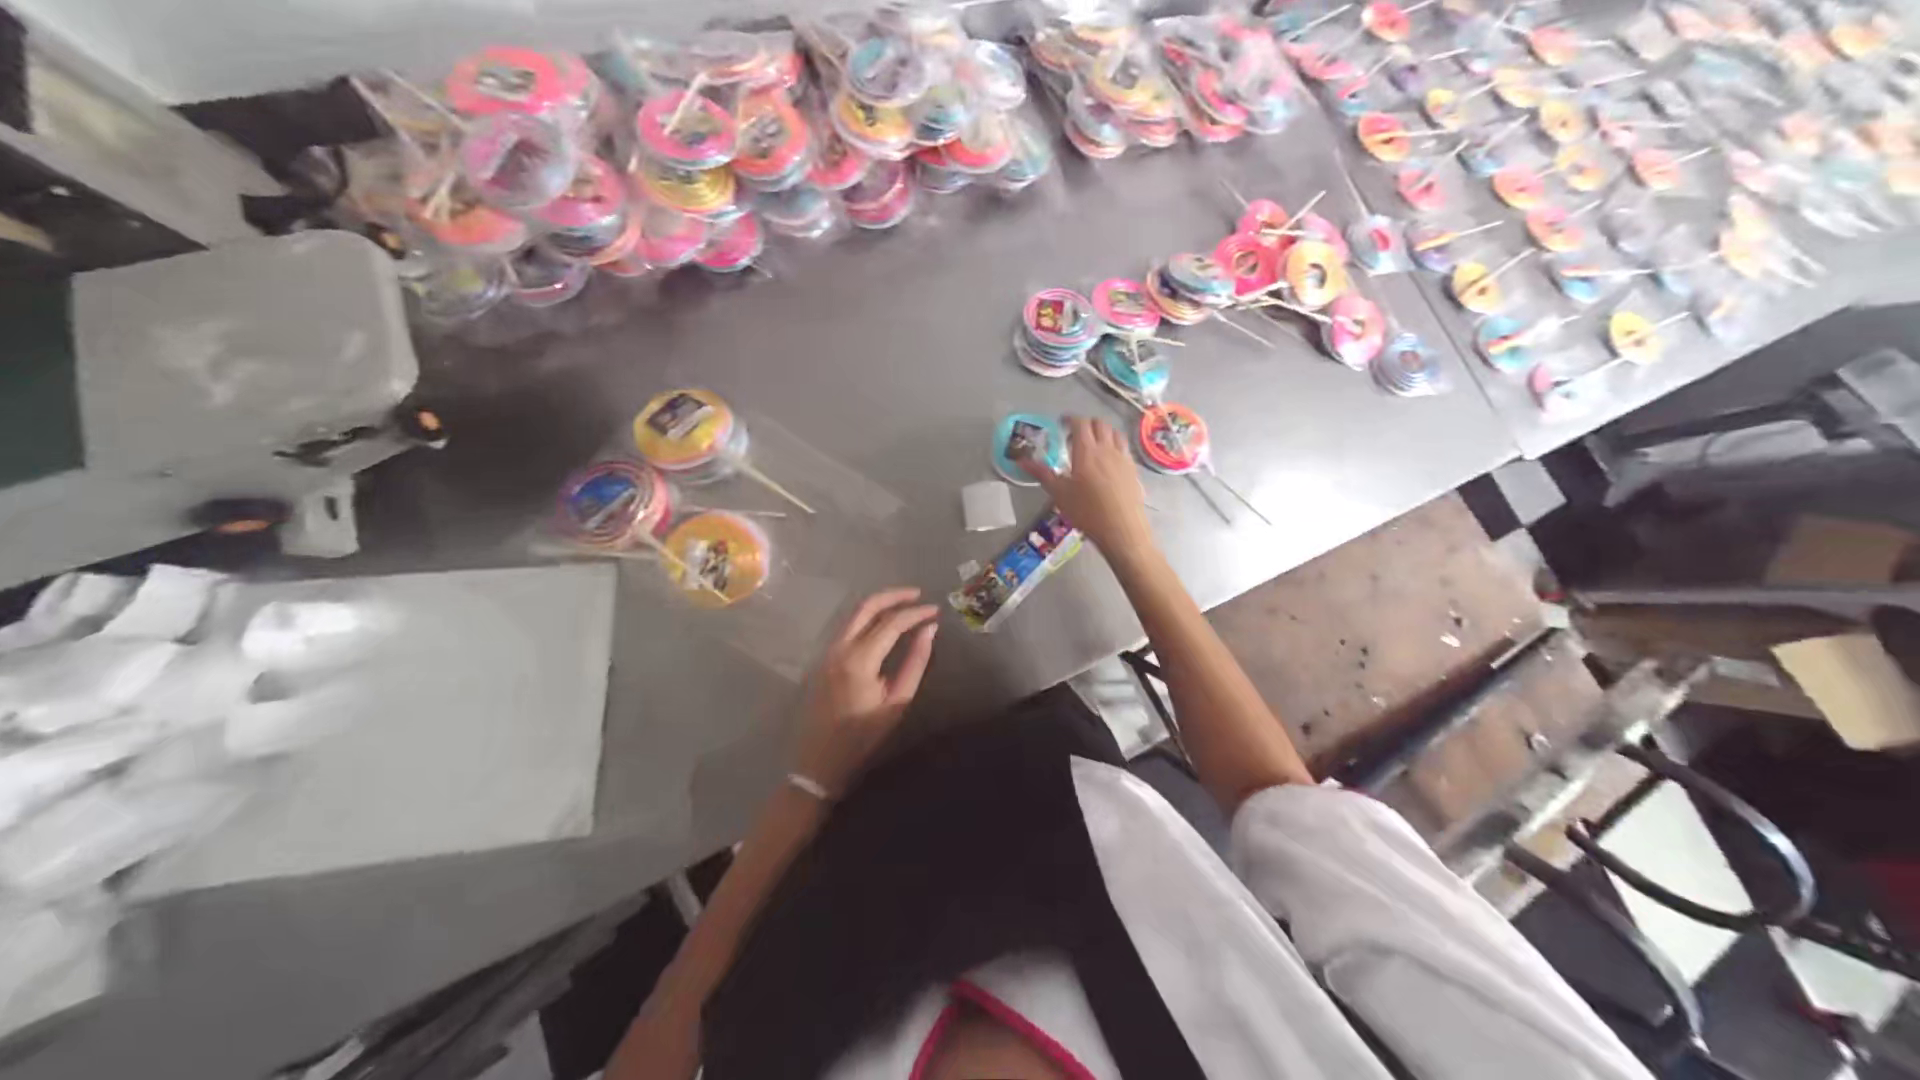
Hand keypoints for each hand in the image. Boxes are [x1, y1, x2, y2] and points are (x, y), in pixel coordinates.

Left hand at [793, 588, 938, 795]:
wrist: (819, 759)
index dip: (916, 613)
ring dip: (880, 604)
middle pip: (867, 606)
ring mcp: (828, 651)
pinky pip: (847, 627)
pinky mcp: (824, 658)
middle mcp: (840, 648)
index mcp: (859, 659)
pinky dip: (867, 617)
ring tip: (905, 605)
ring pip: (854, 614)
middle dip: (894, 596)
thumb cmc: (862, 736)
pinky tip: (884, 622)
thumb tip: (929, 630)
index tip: (936, 612)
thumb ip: (915, 662)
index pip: (891, 623)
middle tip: (918, 595)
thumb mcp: (897, 702)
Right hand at [1019, 416, 1154, 559]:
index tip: (1062, 423)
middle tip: (1075, 435)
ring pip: (1115, 433)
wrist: (1121, 529)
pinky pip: (1124, 448)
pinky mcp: (1133, 469)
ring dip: (1103, 432)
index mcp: (1087, 450)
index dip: (1070, 419)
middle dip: (1086, 424)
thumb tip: (1021, 461)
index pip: (1080, 423)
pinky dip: (1115, 445)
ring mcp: (1123, 458)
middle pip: (1099, 423)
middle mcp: (1107, 448)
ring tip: (1093, 444)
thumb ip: (1041, 473)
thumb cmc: (1086, 511)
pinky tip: (1108, 461)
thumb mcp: (1059, 493)